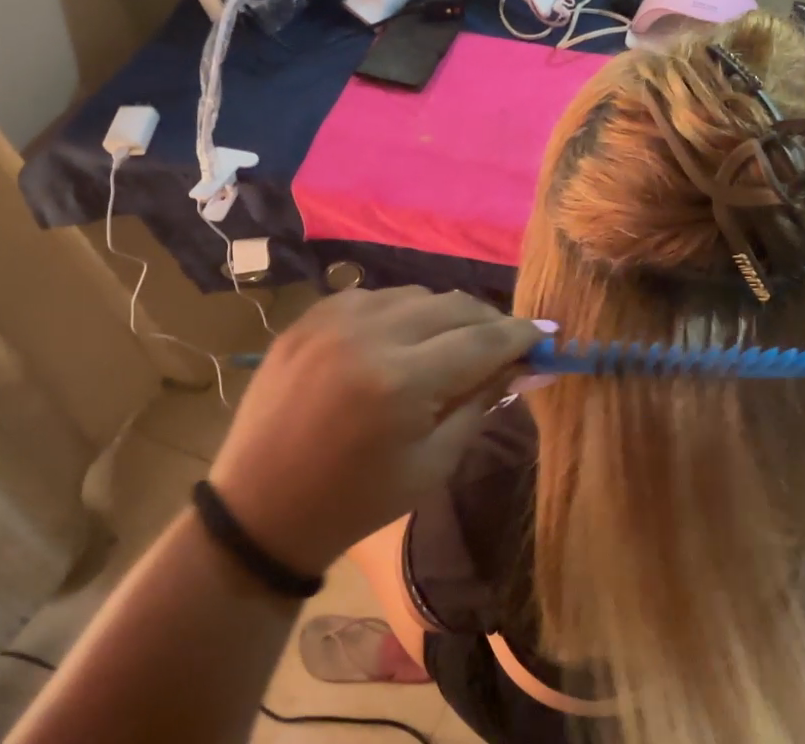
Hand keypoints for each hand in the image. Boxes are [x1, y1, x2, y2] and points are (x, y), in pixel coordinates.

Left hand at [208, 286, 543, 575]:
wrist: (259, 511)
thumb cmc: (358, 500)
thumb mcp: (435, 462)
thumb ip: (482, 400)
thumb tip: (525, 363)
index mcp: (402, 381)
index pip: (483, 340)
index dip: (521, 336)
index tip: (546, 336)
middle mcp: (370, 335)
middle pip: (455, 305)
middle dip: (490, 322)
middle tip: (507, 344)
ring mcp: (333, 319)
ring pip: (418, 293)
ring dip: (448, 314)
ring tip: (455, 343)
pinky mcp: (309, 317)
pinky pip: (377, 296)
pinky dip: (404, 311)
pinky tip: (406, 338)